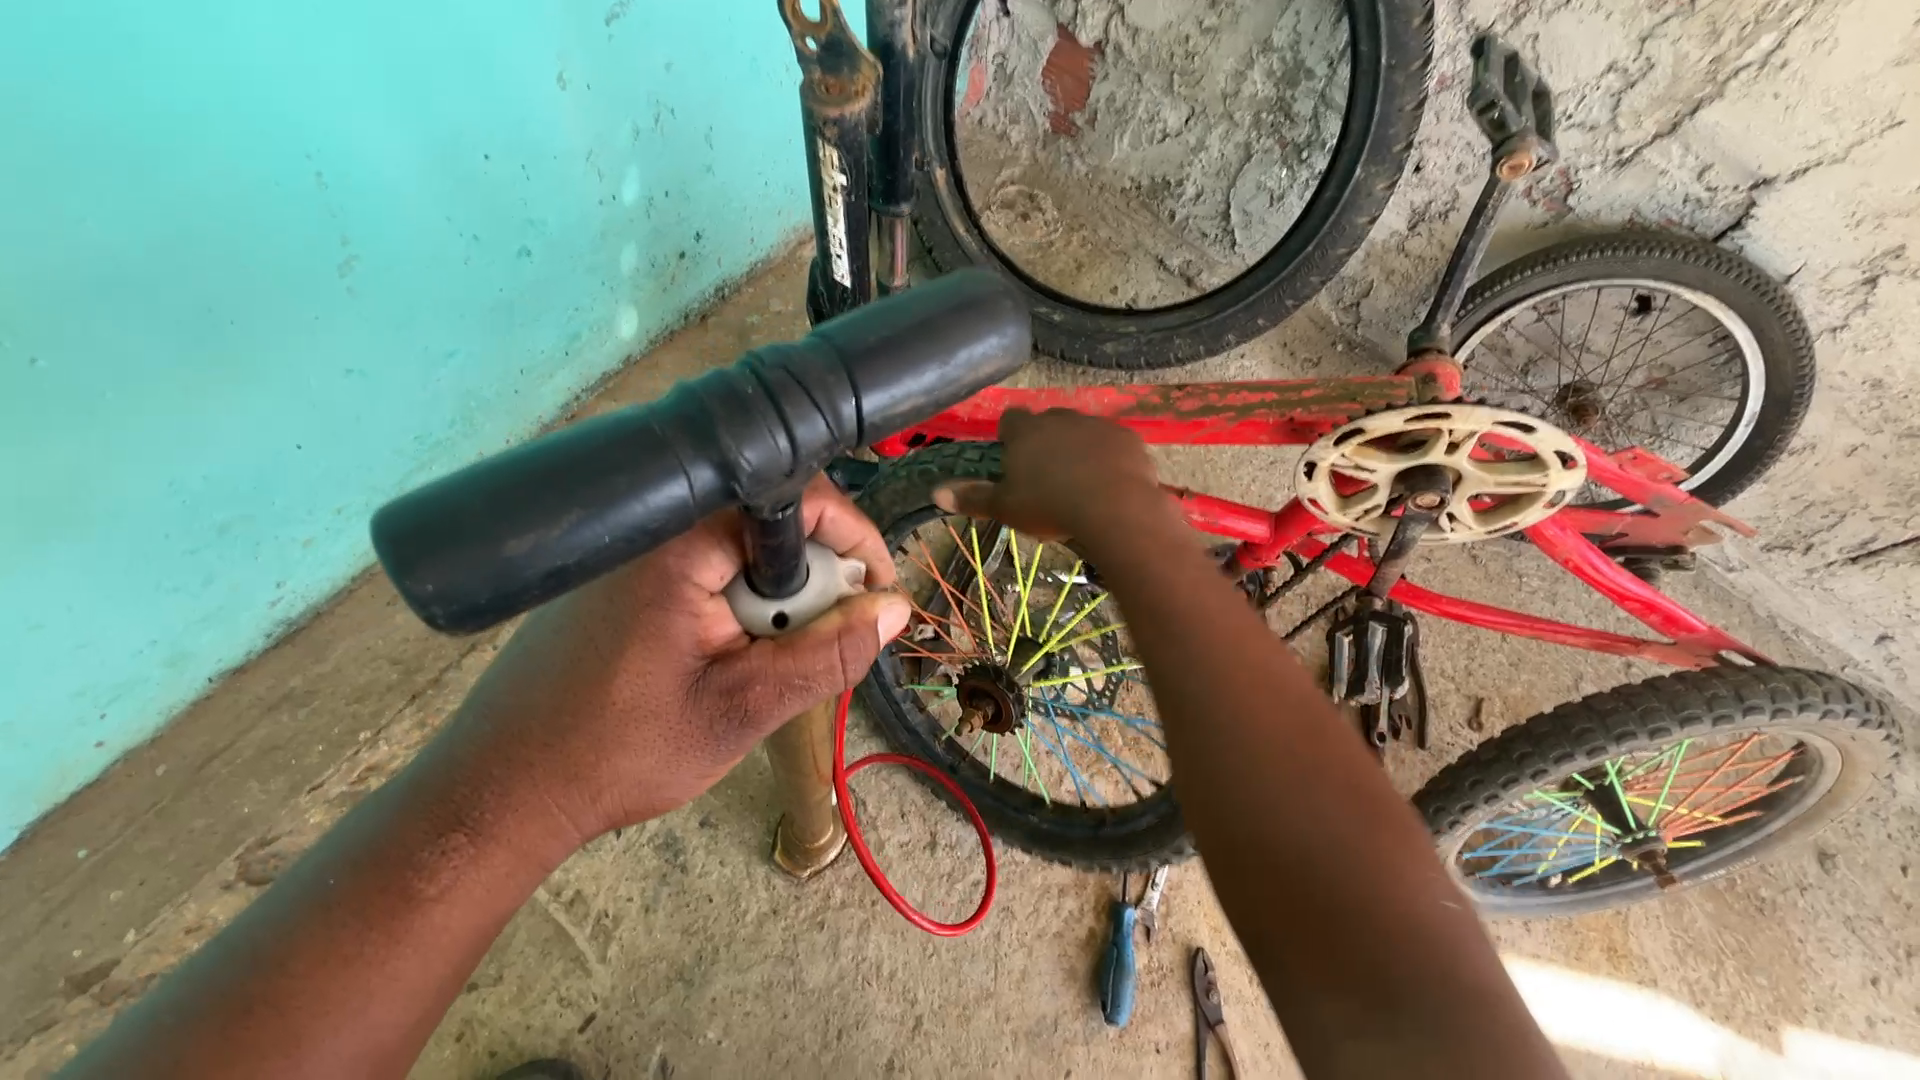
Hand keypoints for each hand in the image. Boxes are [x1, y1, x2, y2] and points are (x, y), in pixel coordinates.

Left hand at [440, 474, 911, 848]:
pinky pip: (707, 567)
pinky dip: (738, 605)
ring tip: (765, 665)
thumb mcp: (743, 708)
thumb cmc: (620, 752)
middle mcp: (656, 525)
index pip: (797, 497)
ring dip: (775, 602)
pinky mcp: (622, 575)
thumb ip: (827, 654)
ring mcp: (633, 549)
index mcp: (681, 539)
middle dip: (814, 584)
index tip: (877, 599)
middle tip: (818, 648)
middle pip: (773, 523)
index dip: (852, 542)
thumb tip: (896, 610)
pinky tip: (726, 657)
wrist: (502, 791)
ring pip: (744, 550)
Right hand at [933, 408, 1166, 539]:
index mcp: (1026, 432)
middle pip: (1047, 422)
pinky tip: (1110, 484)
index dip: (1009, 437)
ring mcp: (1096, 425)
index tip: (1013, 459)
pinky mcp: (1126, 437)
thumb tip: (936, 493)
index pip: (1010, 420)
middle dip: (1045, 442)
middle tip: (1046, 477)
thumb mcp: (1005, 508)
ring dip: (1078, 449)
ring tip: (1081, 484)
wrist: (1113, 508)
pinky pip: (1112, 443)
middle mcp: (1059, 418)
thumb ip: (973, 497)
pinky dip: (1108, 458)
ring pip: (1081, 431)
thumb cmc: (1049, 506)